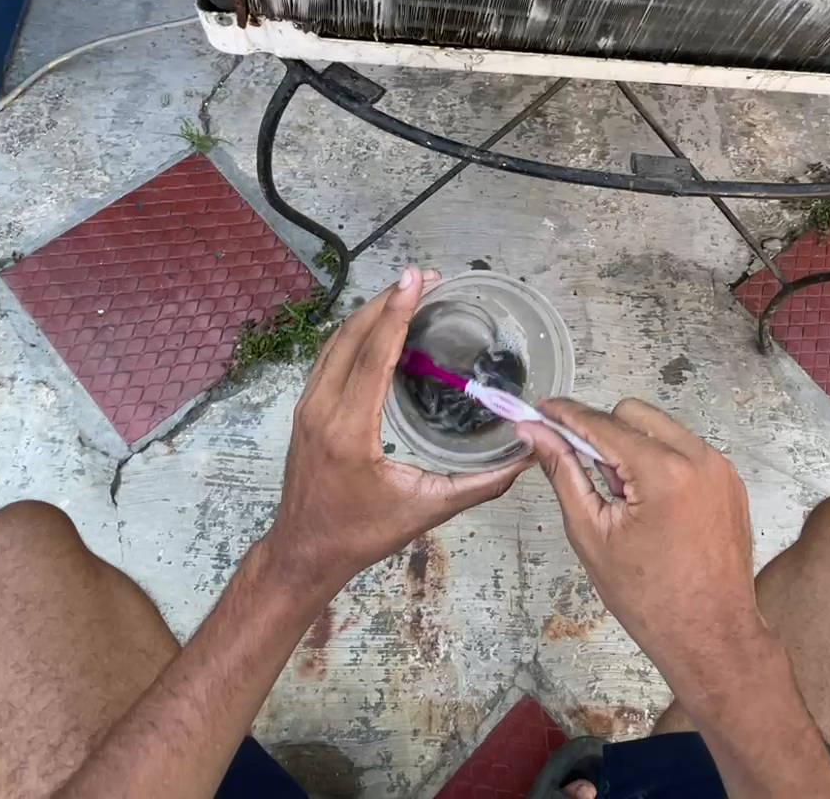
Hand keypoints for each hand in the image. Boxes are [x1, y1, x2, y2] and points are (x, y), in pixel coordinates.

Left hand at [266, 268, 530, 593]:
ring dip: (370, 311)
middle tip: (424, 279)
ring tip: (405, 292)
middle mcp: (322, 408)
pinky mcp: (305, 407)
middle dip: (388, 300)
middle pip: (353, 335)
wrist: (304, 550)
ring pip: (336, 340)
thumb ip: (480, 484)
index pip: (375, 354)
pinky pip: (328, 355)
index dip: (398, 312)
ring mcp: (308, 405)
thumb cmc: (363, 533)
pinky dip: (354, 331)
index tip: (418, 280)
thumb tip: (525, 457)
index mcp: (349, 429)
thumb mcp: (426, 510)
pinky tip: (376, 324)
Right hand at [518, 399, 768, 695]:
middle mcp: (697, 458)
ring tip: (624, 497)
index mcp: (663, 472)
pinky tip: (649, 502)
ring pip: (659, 426)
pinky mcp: (728, 478)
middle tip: (591, 474)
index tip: (540, 410)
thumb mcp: (591, 534)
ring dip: (632, 445)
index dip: (565, 414)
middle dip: (603, 432)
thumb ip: (563, 472)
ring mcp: (719, 466)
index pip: (602, 423)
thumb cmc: (649, 597)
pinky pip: (683, 446)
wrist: (711, 637)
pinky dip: (659, 459)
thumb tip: (536, 433)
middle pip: (632, 413)